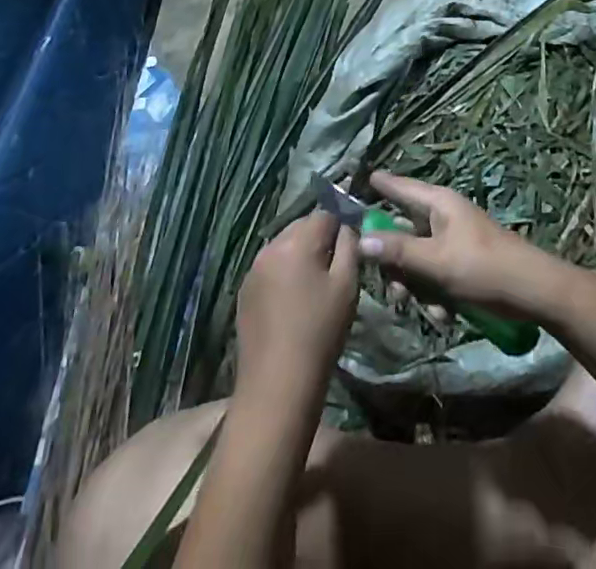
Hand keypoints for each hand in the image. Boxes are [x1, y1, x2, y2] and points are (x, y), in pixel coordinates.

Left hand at [234, 210, 358, 401]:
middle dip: (319, 239)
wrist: (278, 380)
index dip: (341, 228)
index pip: (324, 214)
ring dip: (300, 256)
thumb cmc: (320, 331)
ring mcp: (252, 269)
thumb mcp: (347, 286)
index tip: (351, 252)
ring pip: (283, 247)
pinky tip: (292, 302)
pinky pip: (269, 268)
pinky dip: (284, 274)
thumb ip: (349, 248)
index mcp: (296, 242)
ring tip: (313, 287)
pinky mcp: (244, 290)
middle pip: (300, 227)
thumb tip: (347, 228)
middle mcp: (269, 247)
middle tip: (334, 270)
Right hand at [360, 172, 567, 319]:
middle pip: (401, 231)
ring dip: (416, 286)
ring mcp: (453, 240)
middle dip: (395, 265)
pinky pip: (434, 274)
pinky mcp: (462, 263)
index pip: (398, 186)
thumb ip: (397, 251)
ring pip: (416, 258)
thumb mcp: (435, 262)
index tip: (354, 183)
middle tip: (394, 290)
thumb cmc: (484, 268)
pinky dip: (435, 294)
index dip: (377, 185)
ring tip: (425, 308)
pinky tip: (444, 315)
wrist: (535, 294)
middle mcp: (443, 216)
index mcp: (437, 203)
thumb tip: (359, 241)